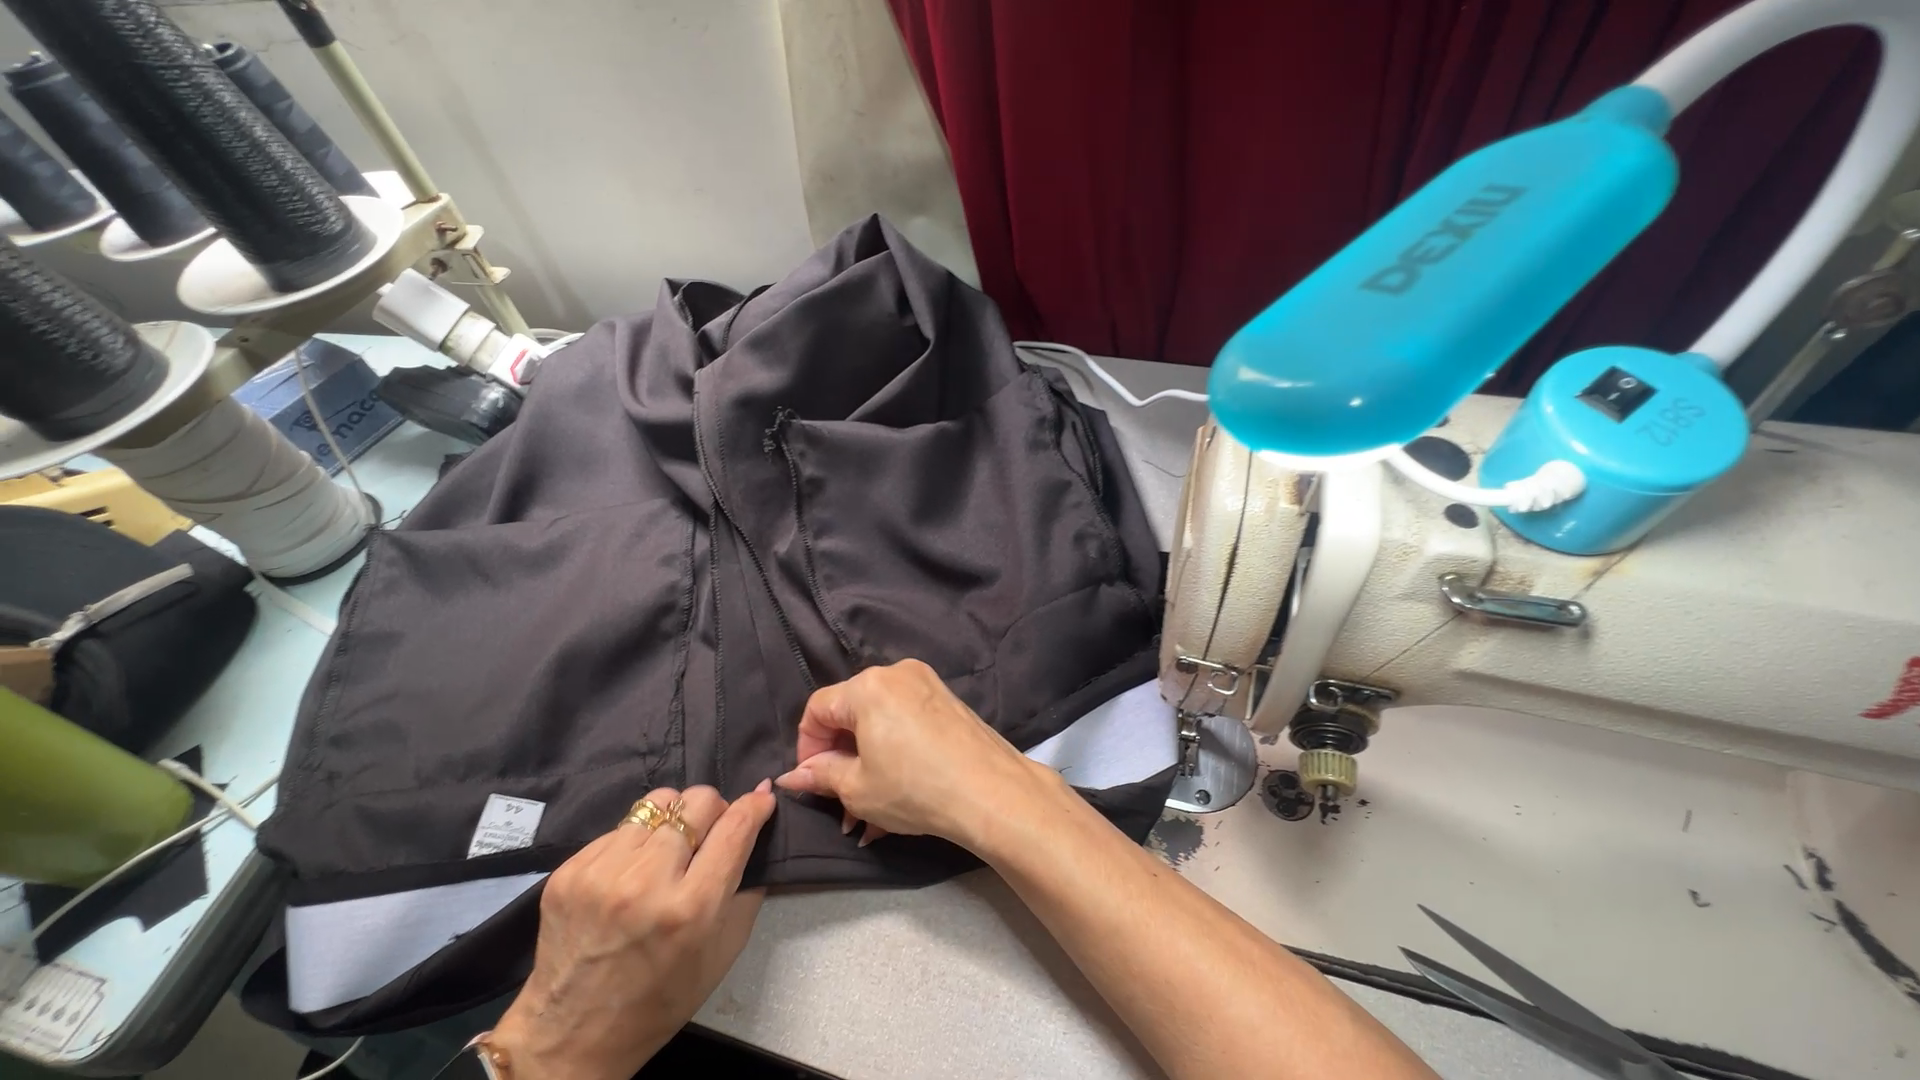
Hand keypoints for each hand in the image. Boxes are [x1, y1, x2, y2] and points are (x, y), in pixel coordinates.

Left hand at [489, 782, 776, 1079]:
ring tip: (667, 852)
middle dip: (713, 810)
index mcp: (691, 908)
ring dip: (672, 821)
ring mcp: (602, 872)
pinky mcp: (569, 871)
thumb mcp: (723, 952)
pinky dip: (635, 841)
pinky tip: (631, 872)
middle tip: (710, 833)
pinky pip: (619, 828)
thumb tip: (756, 827)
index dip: (755, 806)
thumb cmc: (662, 999)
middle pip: (696, 801)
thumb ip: (746, 888)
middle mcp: (646, 881)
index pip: (734, 829)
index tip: (762, 798)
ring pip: (657, 804)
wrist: (574, 1035)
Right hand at [774, 659, 1059, 851]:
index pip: (818, 708)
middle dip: (840, 758)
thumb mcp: (857, 789)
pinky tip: (897, 794)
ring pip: (881, 722)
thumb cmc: (915, 789)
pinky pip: (908, 723)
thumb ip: (821, 776)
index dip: (807, 747)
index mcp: (868, 686)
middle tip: (839, 800)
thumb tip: (793, 776)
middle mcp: (898, 673)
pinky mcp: (950, 703)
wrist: (992, 793)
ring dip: (868, 763)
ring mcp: (929, 685)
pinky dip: (895, 753)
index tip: (811, 781)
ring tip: (868, 813)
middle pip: (851, 712)